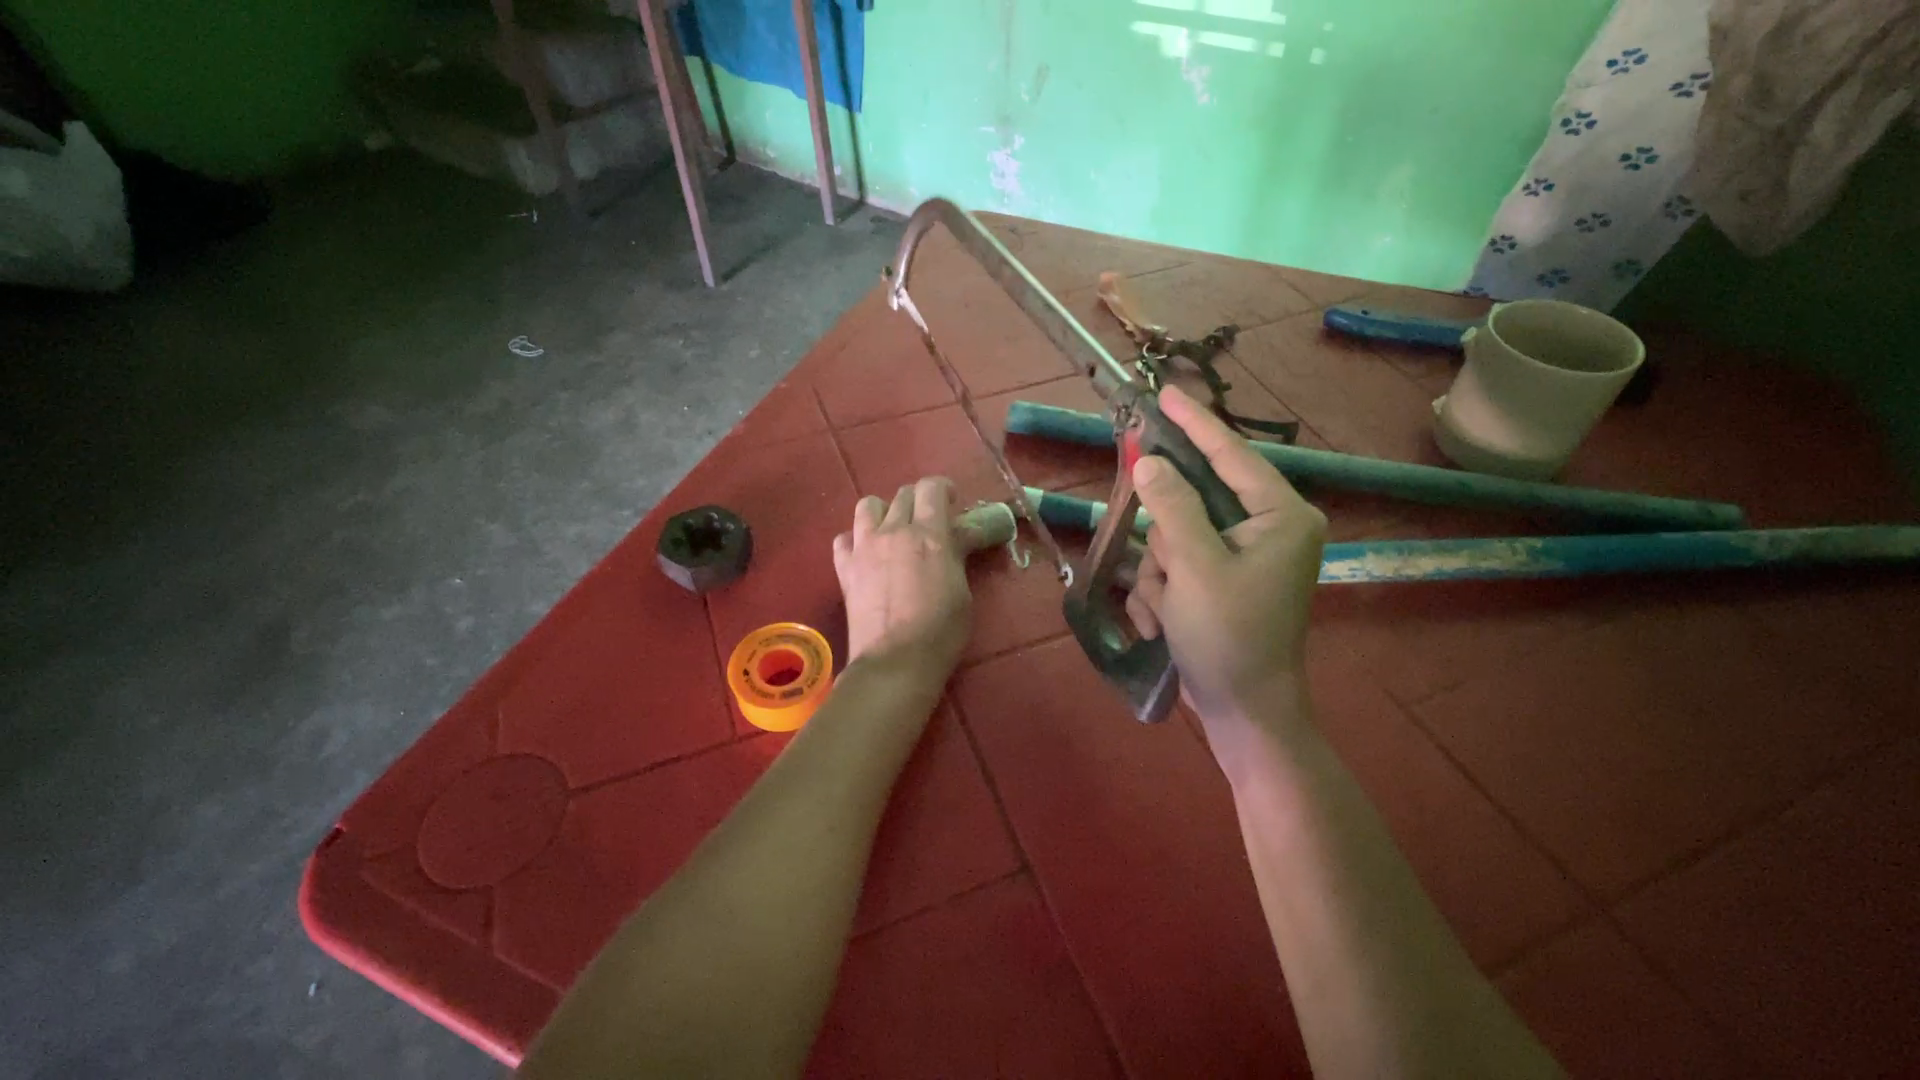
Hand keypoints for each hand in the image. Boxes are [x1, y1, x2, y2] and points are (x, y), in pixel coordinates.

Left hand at [833, 476, 973, 678]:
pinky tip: (866, 555)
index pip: (931, 488)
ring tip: (893, 531)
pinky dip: (855, 540)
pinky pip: (843, 538)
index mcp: (929, 534)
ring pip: (869, 506)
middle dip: (919, 502)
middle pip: (903, 494)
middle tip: (928, 522)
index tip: (951, 502)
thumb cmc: (941, 631)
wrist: (895, 661)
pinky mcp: (844, 568)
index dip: (943, 488)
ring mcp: (864, 548)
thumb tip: (962, 535)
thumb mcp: (962, 591)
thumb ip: (958, 555)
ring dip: (884, 512)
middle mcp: (894, 531)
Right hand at [1124, 387, 1326, 763]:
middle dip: (1168, 543)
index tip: (1164, 392)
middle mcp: (1268, 528)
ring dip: (1162, 574)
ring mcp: (1244, 557)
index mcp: (1282, 516)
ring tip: (1171, 613)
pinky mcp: (1223, 580)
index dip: (1194, 423)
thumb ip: (1173, 508)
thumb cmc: (1230, 637)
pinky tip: (1166, 624)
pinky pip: (1177, 564)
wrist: (1244, 712)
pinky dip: (1164, 592)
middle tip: (1169, 574)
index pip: (1232, 455)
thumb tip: (1149, 462)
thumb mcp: (1197, 568)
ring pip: (1175, 535)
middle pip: (1193, 501)